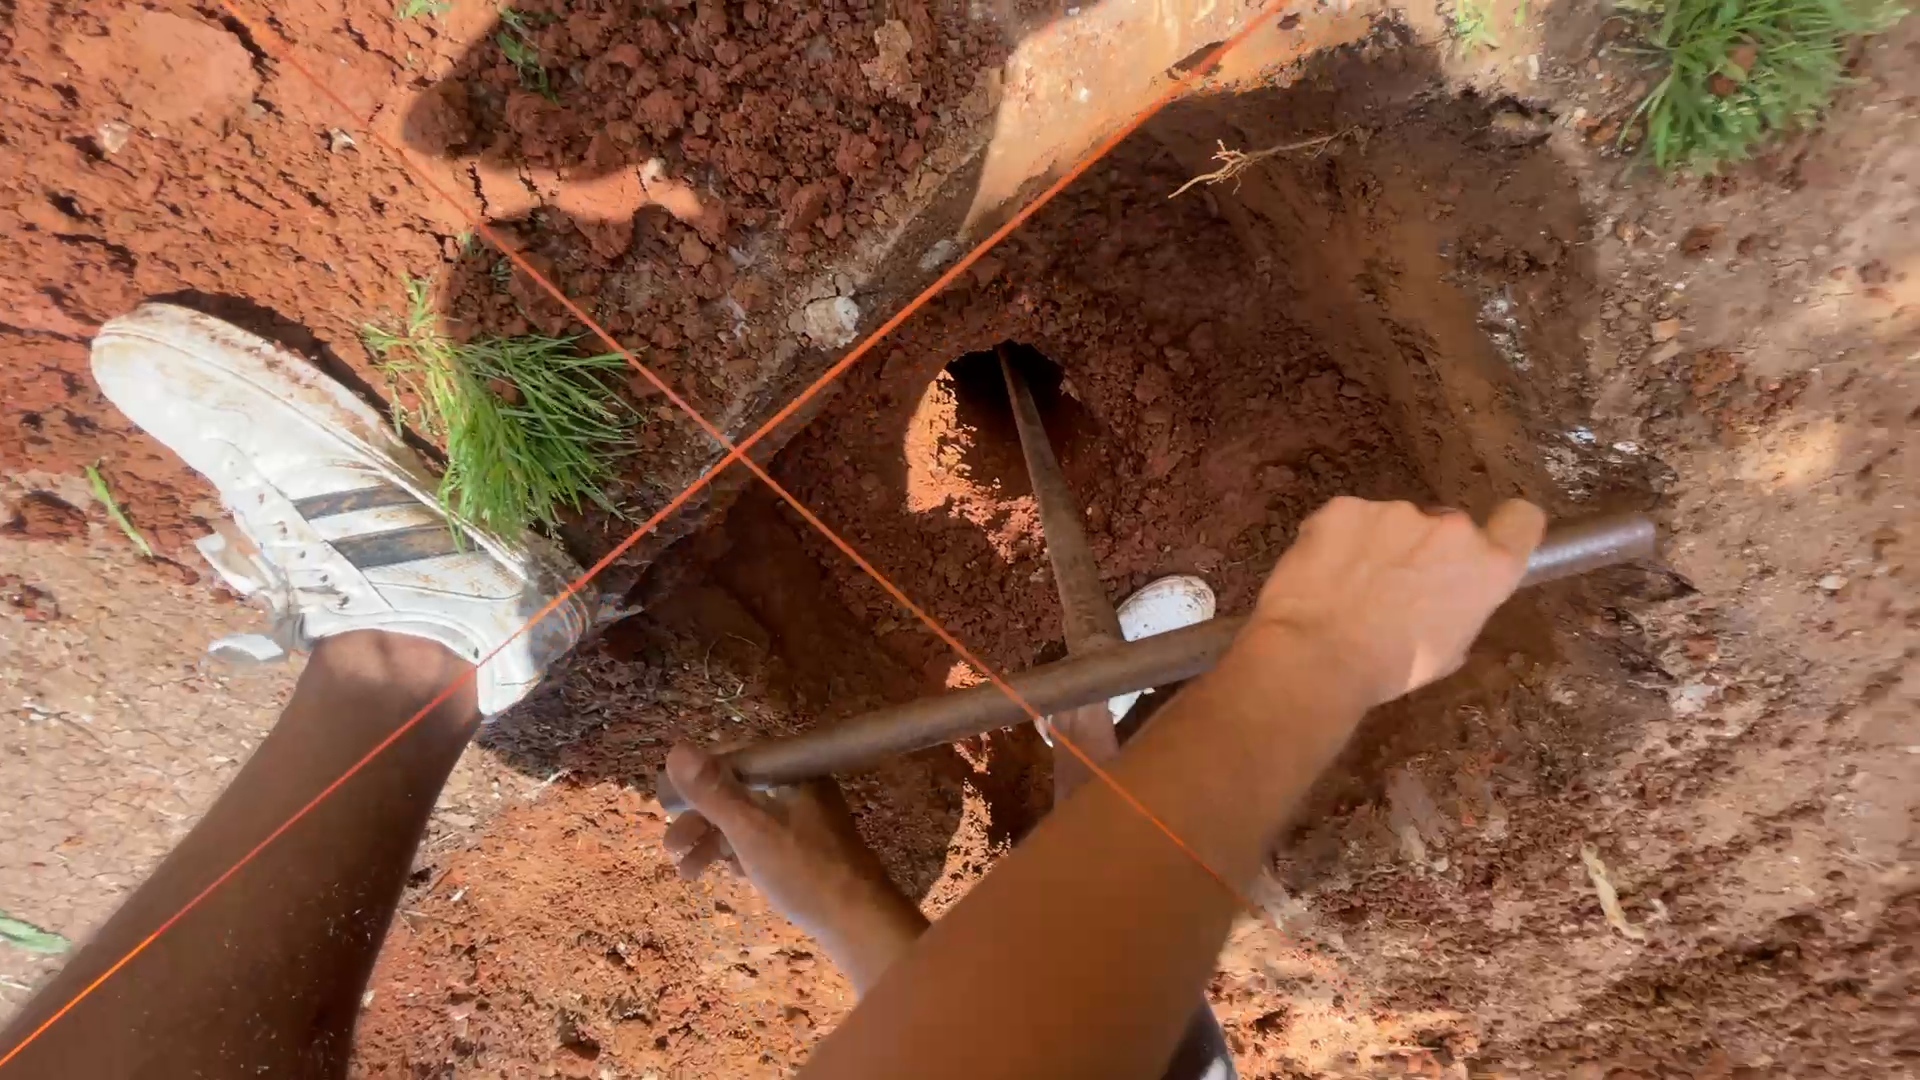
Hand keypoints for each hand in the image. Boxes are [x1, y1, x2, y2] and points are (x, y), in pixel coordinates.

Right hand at [662, 745, 928, 992]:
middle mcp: (800, 786)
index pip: (739, 757)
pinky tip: (723, 875)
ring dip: (714, 841)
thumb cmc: (803, 869)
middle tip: (671, 849)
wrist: (858, 919)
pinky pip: (764, 839)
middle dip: (702, 818)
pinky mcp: (806, 845)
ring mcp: (805, 816)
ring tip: (686, 874)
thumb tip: (676, 749)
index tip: (670, 803)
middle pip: (740, 791)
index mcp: (792, 771)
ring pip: (749, 819)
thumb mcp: (750, 829)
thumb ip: (713, 791)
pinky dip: (740, 853)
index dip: (702, 777)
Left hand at [1248, 498, 1544, 706]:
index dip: (1502, 528)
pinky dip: (1333, 539)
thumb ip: (1460, 606)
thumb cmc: (1390, 666)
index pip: (1520, 519)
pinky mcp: (1342, 508)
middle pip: (1441, 525)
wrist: (1317, 653)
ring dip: (1372, 542)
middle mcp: (1448, 527)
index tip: (1478, 544)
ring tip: (1344, 583)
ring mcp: (1393, 511)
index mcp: (1488, 565)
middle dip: (1420, 546)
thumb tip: (1443, 598)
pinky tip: (1317, 570)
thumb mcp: (1448, 648)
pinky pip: (1343, 519)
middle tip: (1387, 583)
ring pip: (1387, 521)